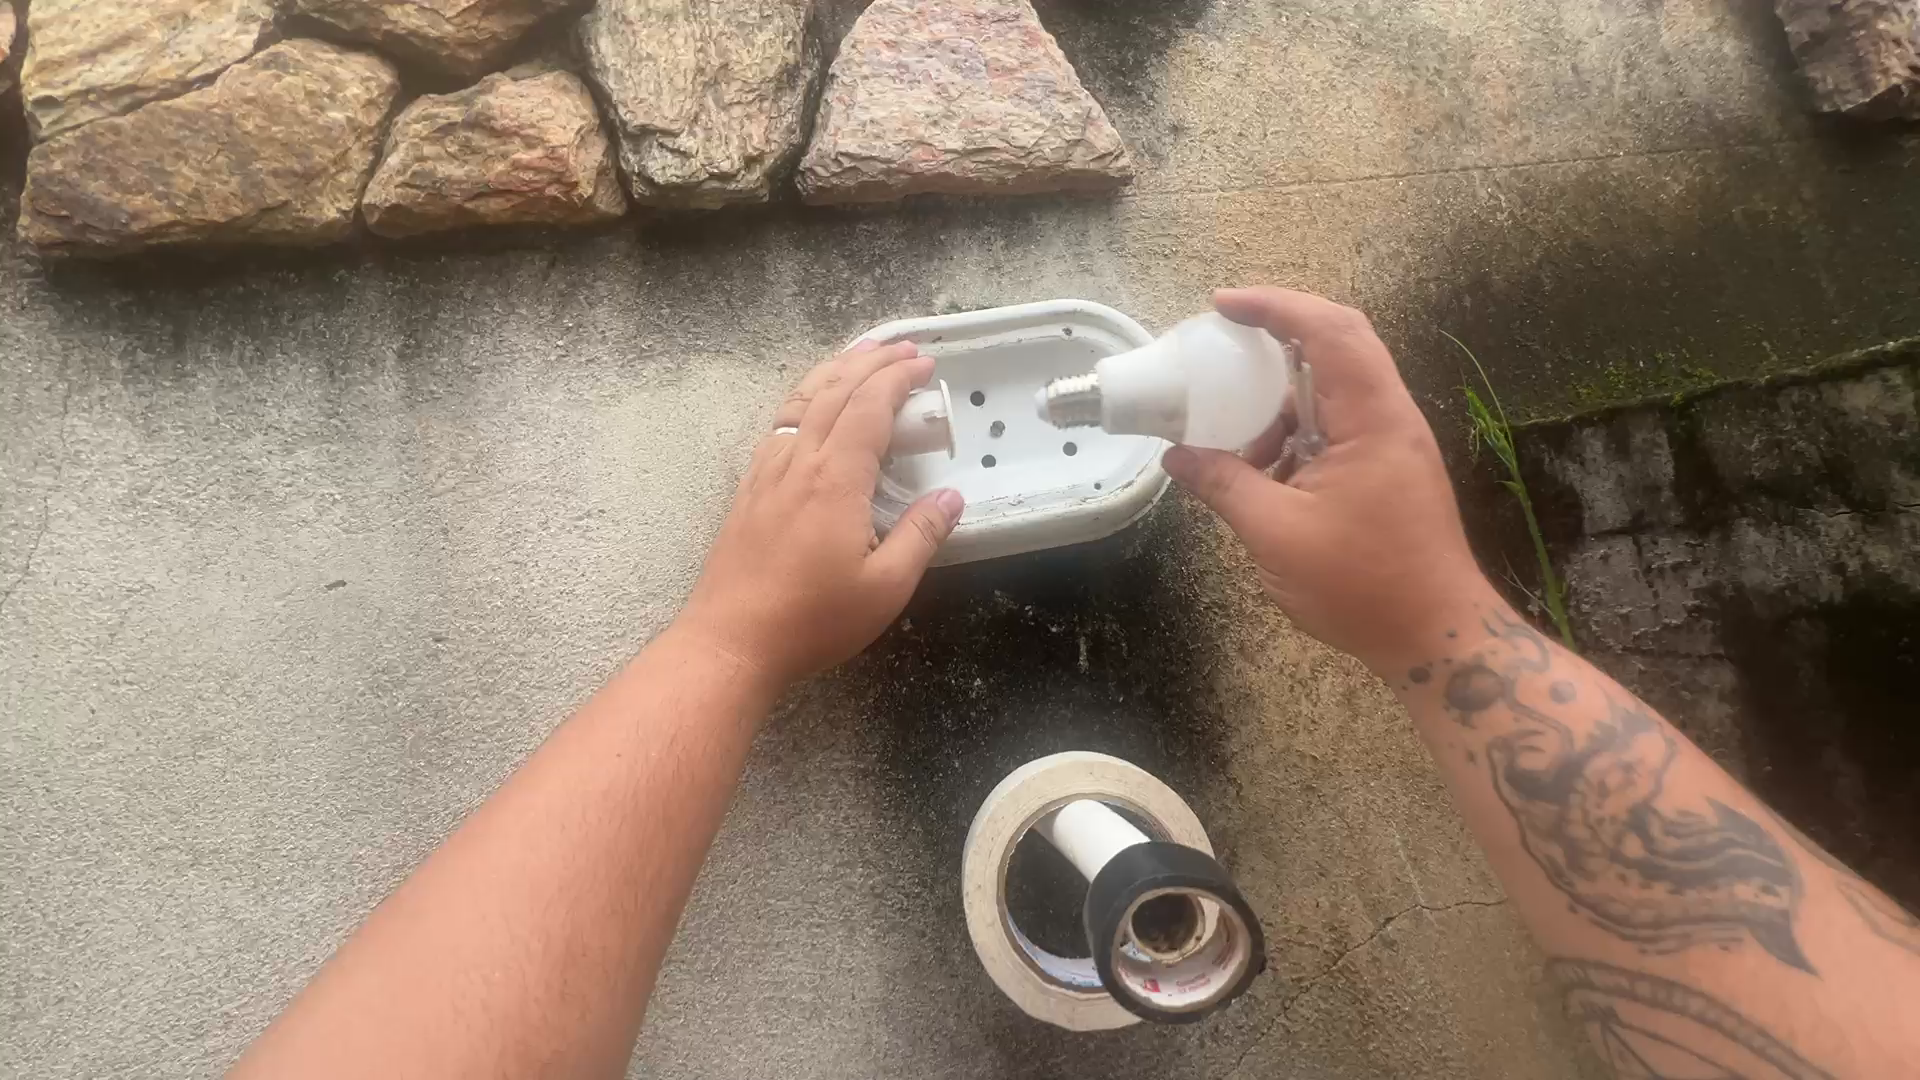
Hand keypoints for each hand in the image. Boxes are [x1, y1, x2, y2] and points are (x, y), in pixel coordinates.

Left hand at [673, 340, 965, 687]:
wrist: (730, 642)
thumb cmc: (813, 619)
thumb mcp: (885, 587)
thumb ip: (920, 536)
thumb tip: (951, 498)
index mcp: (835, 479)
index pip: (869, 407)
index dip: (897, 379)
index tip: (924, 364)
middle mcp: (798, 462)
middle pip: (834, 391)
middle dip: (870, 362)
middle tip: (901, 348)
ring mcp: (767, 472)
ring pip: (800, 401)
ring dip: (833, 370)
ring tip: (858, 353)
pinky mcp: (749, 490)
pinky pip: (779, 424)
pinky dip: (803, 398)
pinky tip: (809, 405)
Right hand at [1159, 288, 1496, 671]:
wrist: (1433, 636)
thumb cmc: (1360, 584)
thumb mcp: (1275, 533)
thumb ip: (1223, 485)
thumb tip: (1177, 457)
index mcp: (1372, 420)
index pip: (1329, 332)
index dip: (1275, 307)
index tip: (1221, 305)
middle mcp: (1386, 420)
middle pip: (1335, 347)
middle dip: (1275, 336)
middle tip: (1221, 344)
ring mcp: (1386, 447)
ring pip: (1329, 392)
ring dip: (1276, 398)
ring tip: (1229, 423)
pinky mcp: (1380, 473)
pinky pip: (1329, 430)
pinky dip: (1288, 434)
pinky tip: (1256, 468)